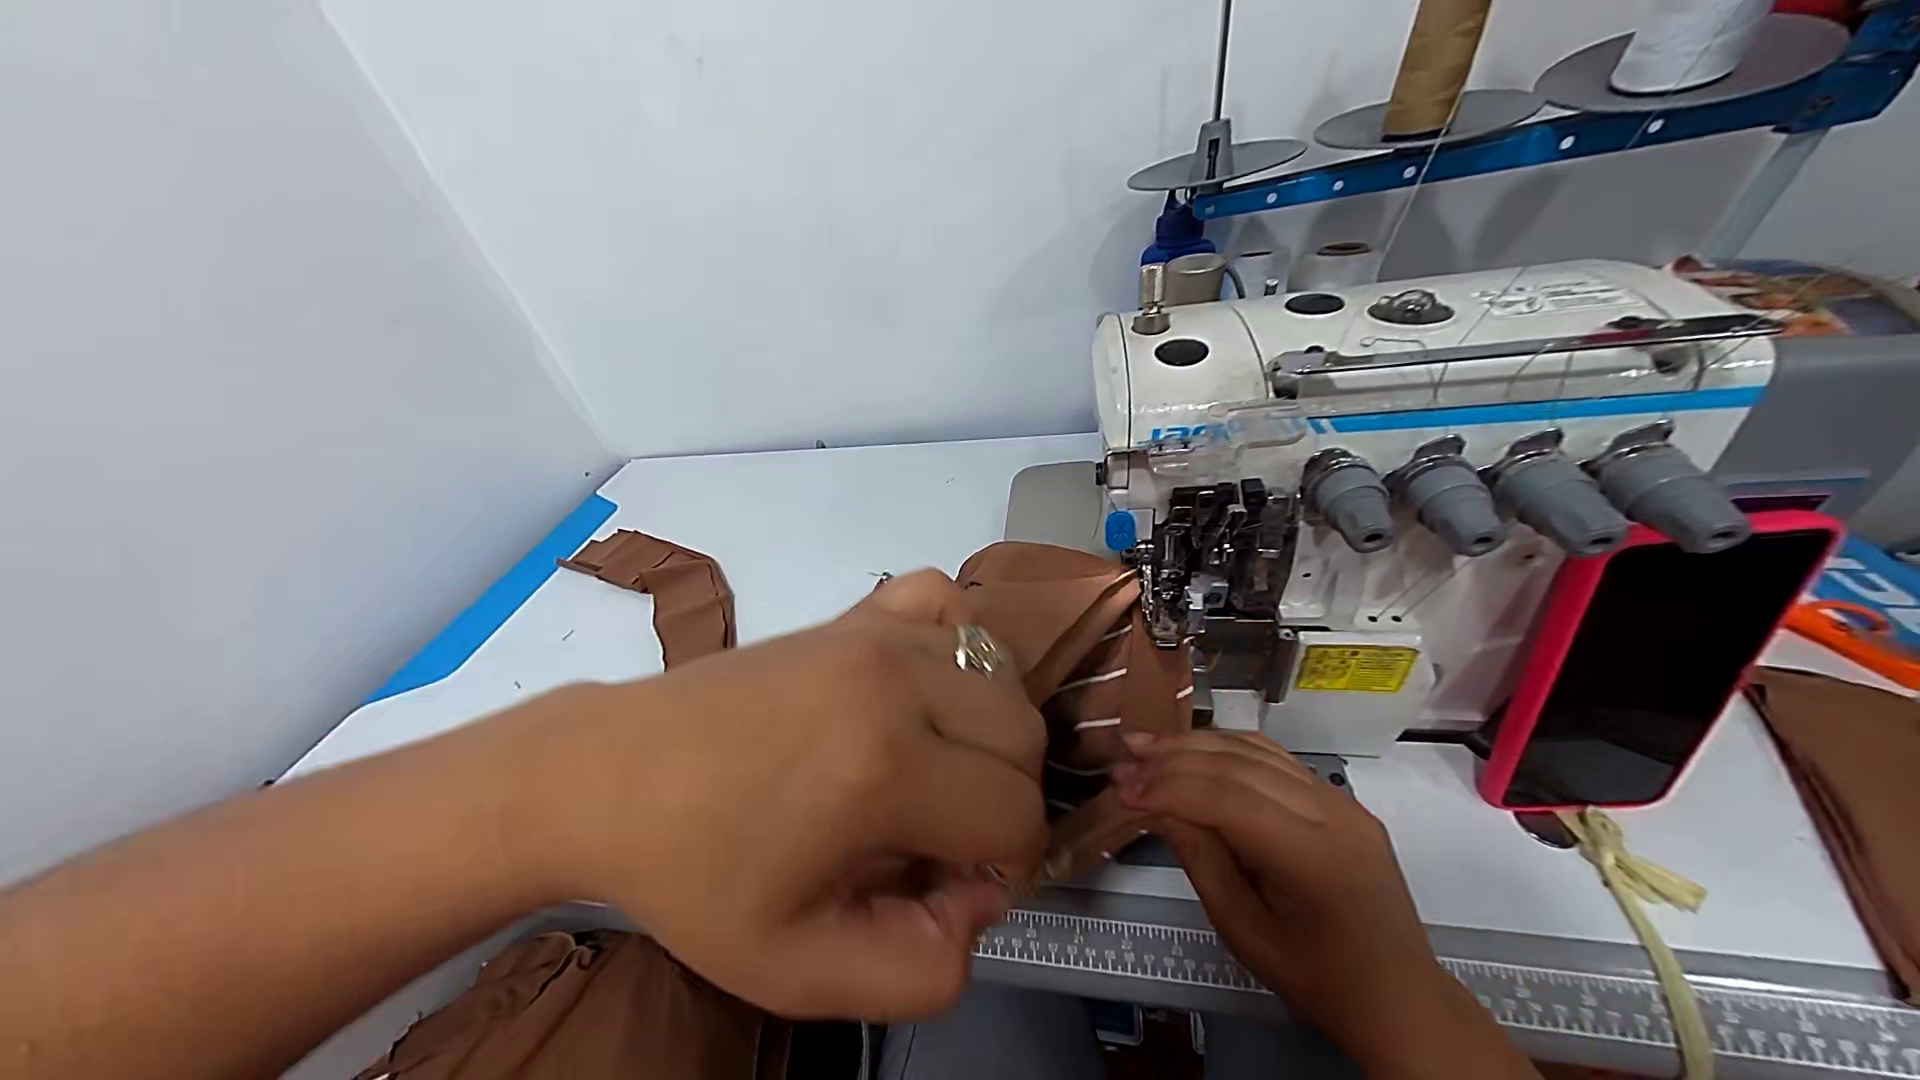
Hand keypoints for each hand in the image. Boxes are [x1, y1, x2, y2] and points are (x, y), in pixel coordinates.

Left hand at [520, 570, 1046, 1020]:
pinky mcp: (857, 610)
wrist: (613, 773)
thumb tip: (982, 895)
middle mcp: (895, 681)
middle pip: (1024, 736)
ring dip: (988, 731)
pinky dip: (956, 642)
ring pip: (1001, 672)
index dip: (1007, 862)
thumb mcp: (797, 970)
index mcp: (883, 769)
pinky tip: (922, 685)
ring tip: (934, 764)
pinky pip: (943, 601)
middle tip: (944, 830)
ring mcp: (876, 632)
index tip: (956, 879)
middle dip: (1005, 798)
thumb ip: (920, 969)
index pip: (1016, 812)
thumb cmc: (699, 875)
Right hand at [1110, 732, 1442, 1037]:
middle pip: (1239, 764)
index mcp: (1312, 855)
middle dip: (1174, 758)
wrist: (1398, 995)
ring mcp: (1339, 798)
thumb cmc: (1315, 975)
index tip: (1122, 788)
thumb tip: (1155, 806)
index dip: (1169, 787)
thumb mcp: (1243, 928)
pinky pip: (1274, 758)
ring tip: (1147, 744)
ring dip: (1195, 744)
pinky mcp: (1338, 796)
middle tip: (1125, 757)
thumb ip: (1199, 858)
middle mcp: (1332, 811)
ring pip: (1255, 750)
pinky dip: (1227, 748)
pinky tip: (1194, 748)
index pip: (1228, 798)